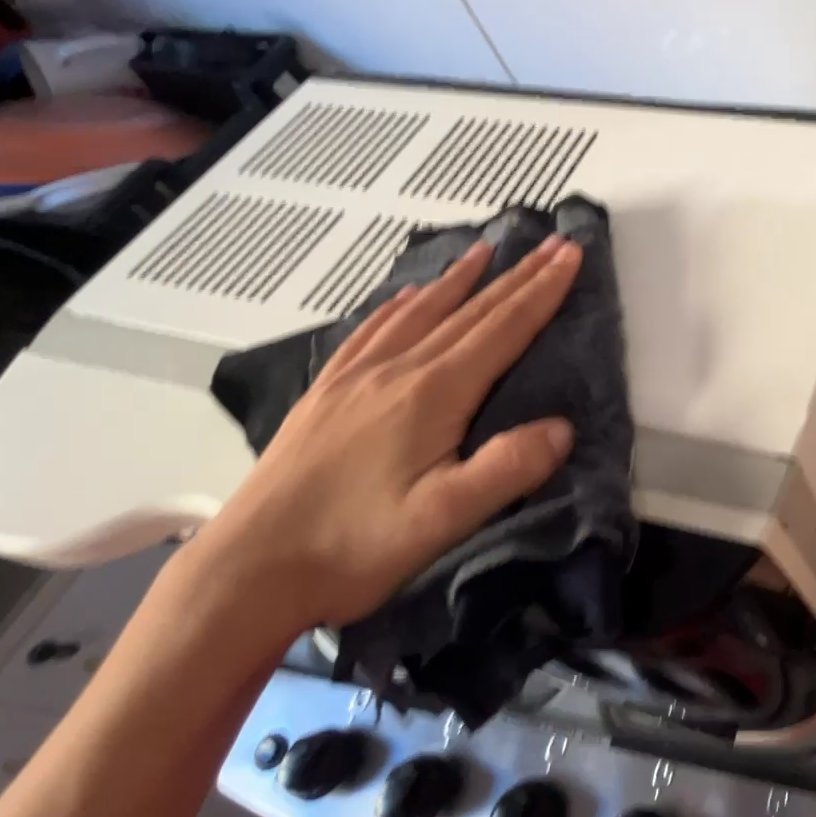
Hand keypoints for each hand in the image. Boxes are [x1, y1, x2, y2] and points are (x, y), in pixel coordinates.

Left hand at [182, 235, 582, 632]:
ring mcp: (354, 380)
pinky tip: (406, 296)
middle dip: (517, 275)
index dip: (542, 290)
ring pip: (420, 312)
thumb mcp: (445, 518)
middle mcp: (396, 372)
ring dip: (460, 279)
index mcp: (432, 393)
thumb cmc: (353, 546)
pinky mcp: (324, 396)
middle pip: (469, 311)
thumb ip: (507, 468)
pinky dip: (399, 305)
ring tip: (485, 251)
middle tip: (552, 242)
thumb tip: (563, 427)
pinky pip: (371, 332)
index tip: (572, 253)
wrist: (244, 574)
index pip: (503, 329)